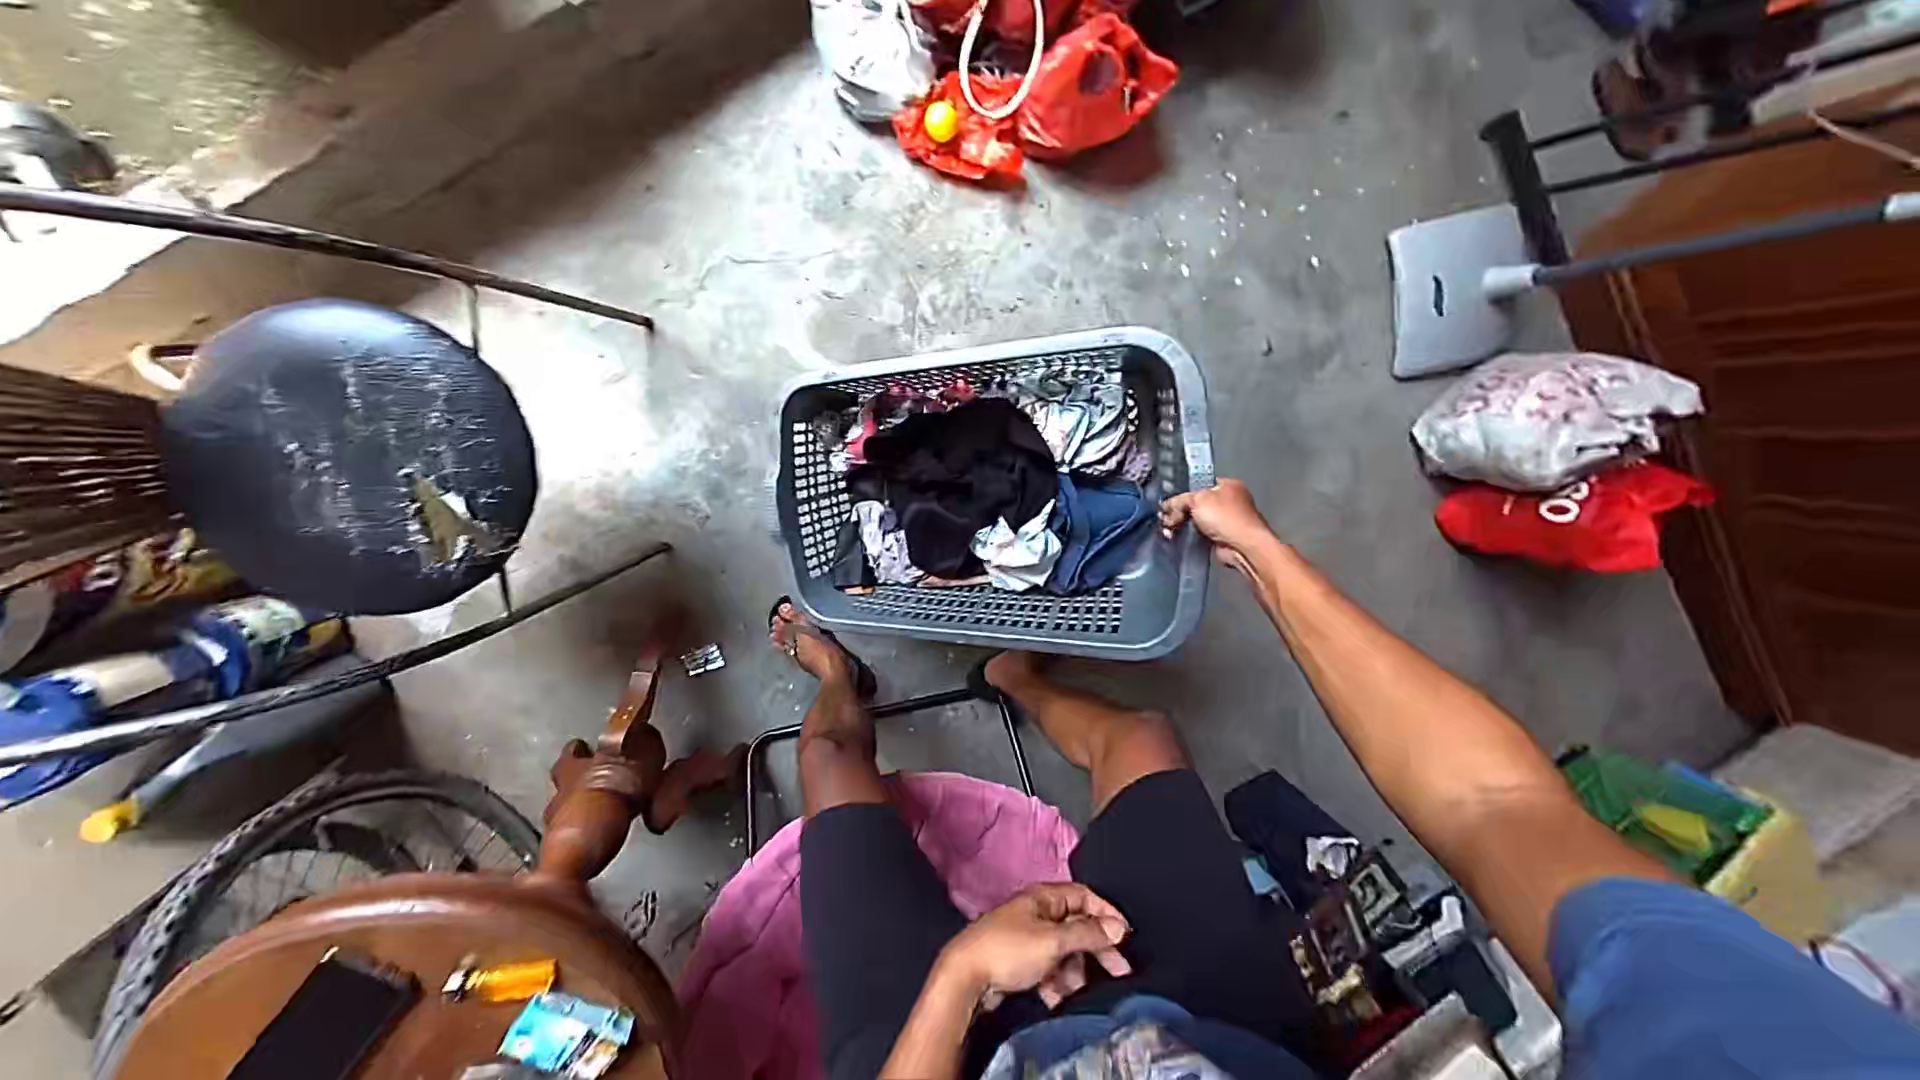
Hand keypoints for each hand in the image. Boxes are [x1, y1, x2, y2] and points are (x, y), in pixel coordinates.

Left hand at [937, 883, 1132, 1009]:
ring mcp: (1029, 936)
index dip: (1106, 913)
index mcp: (1044, 897)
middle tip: (1118, 971)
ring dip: (1072, 971)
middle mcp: (1038, 912)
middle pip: (1077, 926)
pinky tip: (1052, 996)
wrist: (967, 976)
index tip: (1125, 935)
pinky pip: (1050, 968)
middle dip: (1095, 949)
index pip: (1084, 896)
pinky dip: (1055, 981)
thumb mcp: (1053, 941)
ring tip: (1067, 988)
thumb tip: (1117, 926)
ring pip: (1065, 951)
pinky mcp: (1022, 960)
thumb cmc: (1010, 950)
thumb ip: (1087, 933)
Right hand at [1159, 479, 1277, 574]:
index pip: (1200, 484)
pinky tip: (1176, 537)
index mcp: (1228, 485)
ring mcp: (1227, 520)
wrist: (1242, 546)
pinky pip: (1201, 534)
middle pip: (1197, 503)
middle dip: (1180, 511)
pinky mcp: (1223, 537)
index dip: (1183, 492)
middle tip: (1165, 517)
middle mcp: (1230, 500)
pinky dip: (1190, 535)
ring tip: (1168, 529)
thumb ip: (1180, 500)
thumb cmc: (1225, 517)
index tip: (1169, 501)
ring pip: (1197, 519)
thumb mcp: (1197, 499)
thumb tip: (1168, 507)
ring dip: (1182, 524)